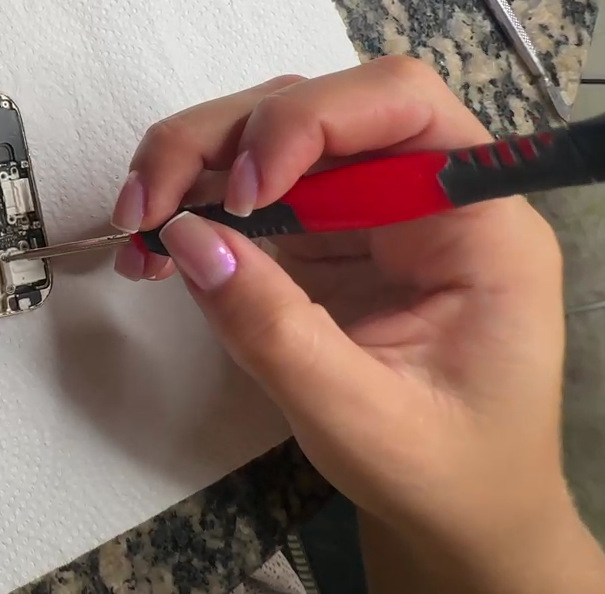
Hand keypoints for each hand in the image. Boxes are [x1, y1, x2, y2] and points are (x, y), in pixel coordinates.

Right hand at [107, 58, 604, 592]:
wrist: (446, 503)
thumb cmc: (440, 467)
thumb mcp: (361, 415)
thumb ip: (275, 327)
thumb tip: (183, 234)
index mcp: (470, 217)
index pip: (393, 101)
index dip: (304, 122)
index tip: (243, 198)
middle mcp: (406, 185)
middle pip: (296, 101)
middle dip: (206, 143)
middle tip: (142, 210)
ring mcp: (348, 198)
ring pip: (247, 128)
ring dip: (177, 167)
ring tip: (135, 231)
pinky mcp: (301, 220)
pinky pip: (224, 178)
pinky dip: (174, 201)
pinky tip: (149, 249)